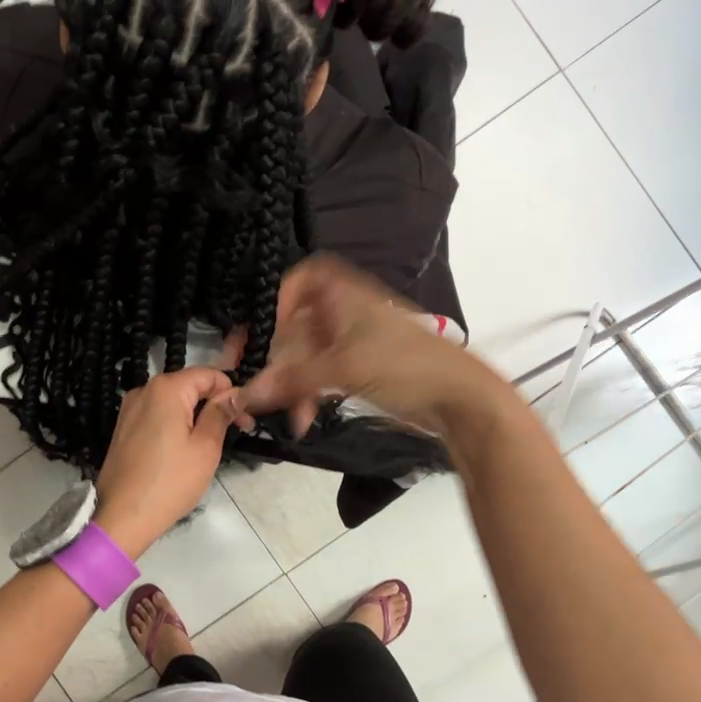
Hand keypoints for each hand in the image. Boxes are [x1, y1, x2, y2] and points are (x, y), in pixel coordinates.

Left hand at [93, 368, 240, 556]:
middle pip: (188, 387)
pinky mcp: (122, 430)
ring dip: (194, 417)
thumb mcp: (205, 447)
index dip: (231, 392)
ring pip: (172, 403)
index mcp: (165, 388)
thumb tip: (235, 392)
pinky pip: (155, 418)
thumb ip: (220, 413)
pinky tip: (182, 451)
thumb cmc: (170, 482)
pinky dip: (174, 426)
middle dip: (213, 405)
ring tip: (209, 446)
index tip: (245, 420)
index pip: (208, 374)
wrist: (123, 517)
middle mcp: (143, 391)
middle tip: (234, 433)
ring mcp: (128, 410)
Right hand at [233, 255, 506, 437]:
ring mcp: (350, 345)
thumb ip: (290, 381)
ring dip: (289, 386)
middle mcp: (344, 314)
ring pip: (304, 358)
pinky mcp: (356, 372)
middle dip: (275, 360)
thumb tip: (243, 395)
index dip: (276, 301)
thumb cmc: (405, 366)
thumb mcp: (343, 368)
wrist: (457, 398)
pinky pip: (318, 379)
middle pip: (295, 327)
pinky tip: (302, 420)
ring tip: (285, 413)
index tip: (259, 333)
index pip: (301, 282)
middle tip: (255, 388)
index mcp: (344, 296)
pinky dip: (307, 397)